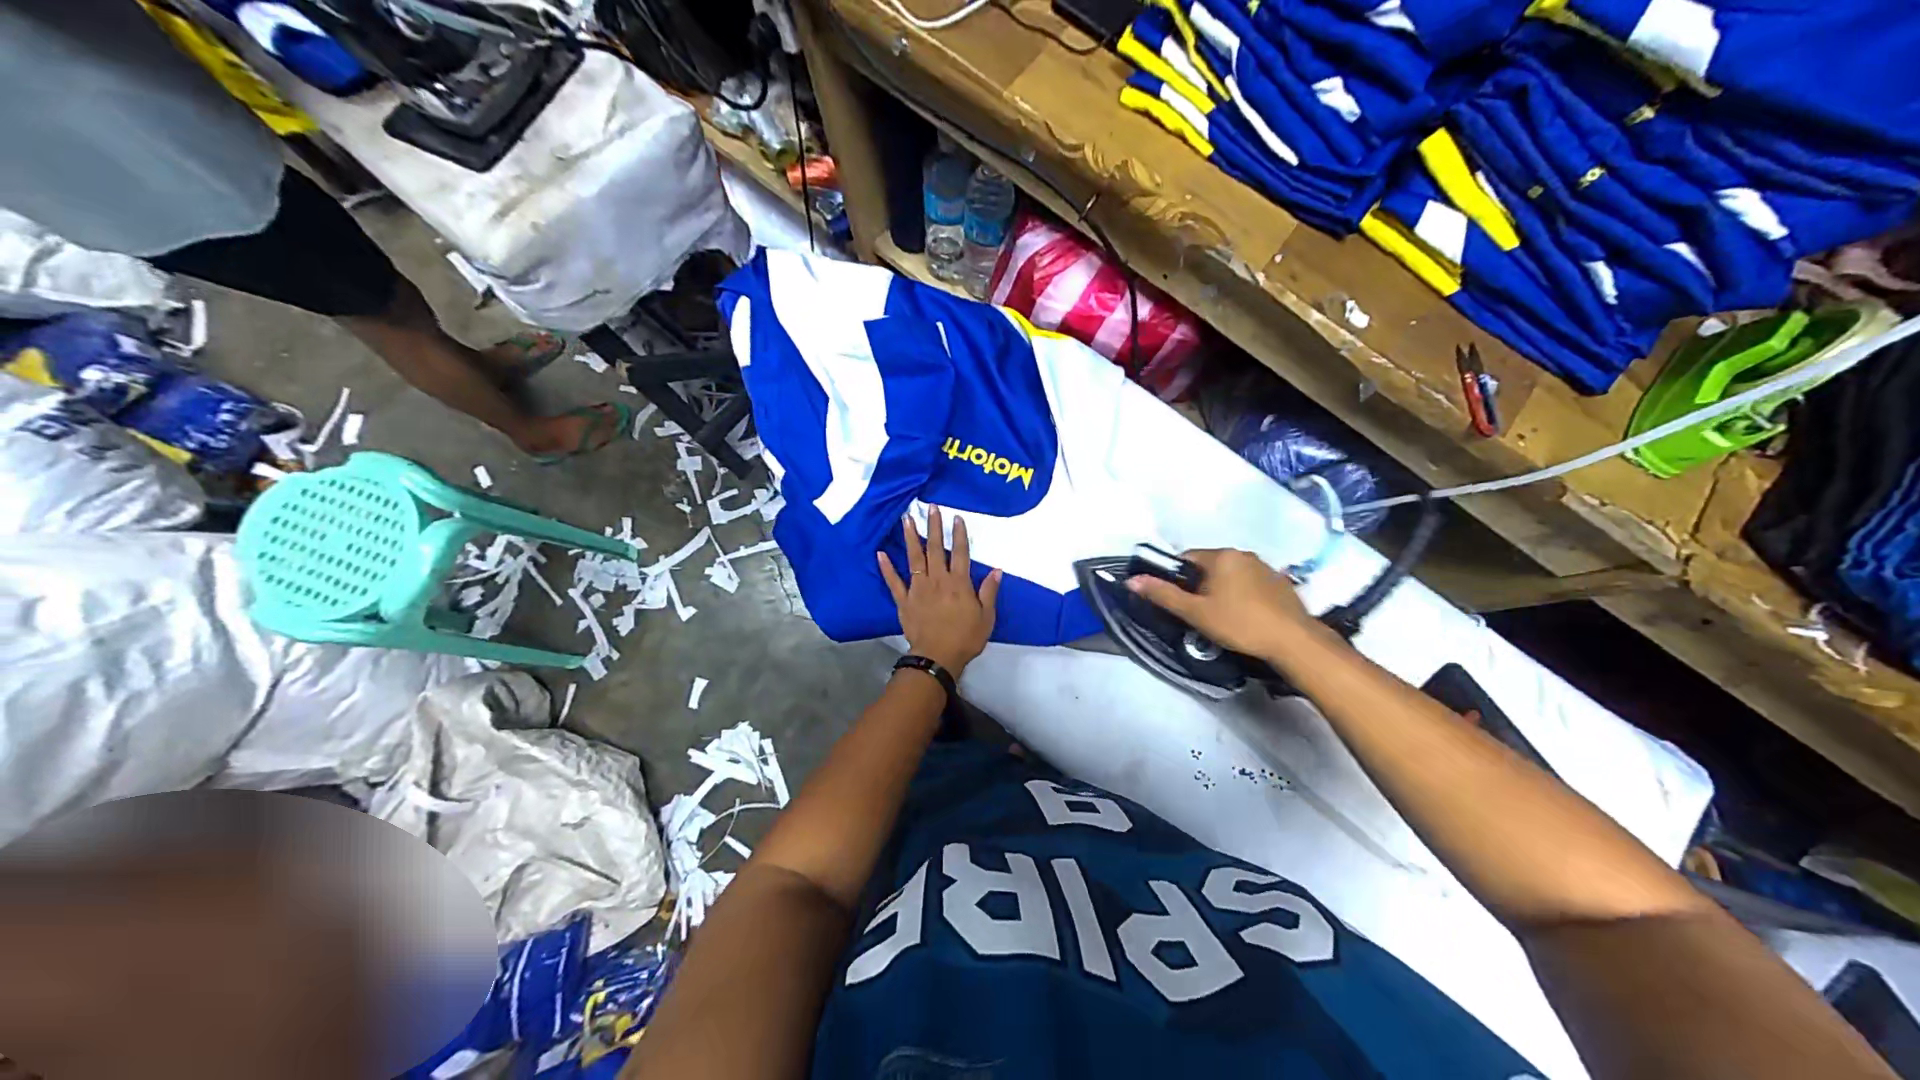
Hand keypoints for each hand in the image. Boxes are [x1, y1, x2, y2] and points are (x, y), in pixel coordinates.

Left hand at [878, 507, 1001, 673]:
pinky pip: (894, 582)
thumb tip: (996, 569)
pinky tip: (880, 554)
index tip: (956, 517)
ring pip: (914, 559)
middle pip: (935, 549)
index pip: (960, 553)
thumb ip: (989, 591)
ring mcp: (918, 589)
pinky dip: (886, 568)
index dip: (958, 534)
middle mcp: (937, 580)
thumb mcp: (986, 616)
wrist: (937, 657)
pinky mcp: (904, 601)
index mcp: (958, 583)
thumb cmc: (965, 638)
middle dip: (933, 527)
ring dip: (910, 538)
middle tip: (931, 508)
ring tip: (906, 519)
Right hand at [1127, 548, 1316, 659]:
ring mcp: (1265, 566)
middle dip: (1201, 585)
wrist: (1293, 640)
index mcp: (1220, 556)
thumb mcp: (1196, 613)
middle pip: (1209, 565)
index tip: (1182, 602)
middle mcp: (1243, 553)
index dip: (1179, 579)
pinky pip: (1252, 582)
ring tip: (1225, 617)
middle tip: (1201, 613)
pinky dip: (1245, 594)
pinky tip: (1247, 616)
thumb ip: (1163, 595)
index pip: (1186, 558)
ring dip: (1223, 589)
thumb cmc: (1239, 624)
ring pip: (1232, 574)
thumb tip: (1132, 580)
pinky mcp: (1281, 582)